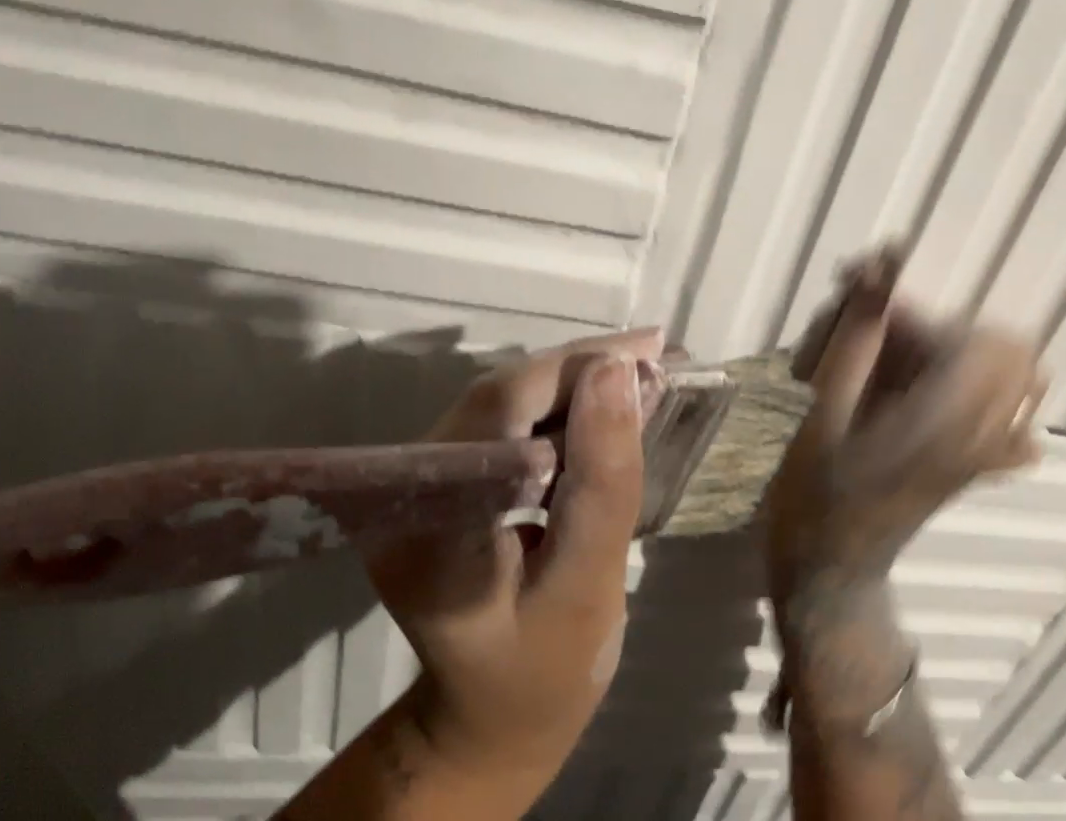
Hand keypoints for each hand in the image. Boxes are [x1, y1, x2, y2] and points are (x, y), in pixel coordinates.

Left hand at [359, 328, 662, 784]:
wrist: (496, 715)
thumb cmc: (546, 670)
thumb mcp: (587, 586)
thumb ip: (602, 483)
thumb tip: (617, 371)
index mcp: (427, 523)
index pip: (497, 414)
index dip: (571, 371)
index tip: (648, 352)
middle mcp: (408, 490)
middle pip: (497, 398)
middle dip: (580, 369)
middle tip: (658, 350)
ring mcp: (423, 482)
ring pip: (505, 403)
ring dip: (575, 382)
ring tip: (645, 368)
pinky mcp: (447, 480)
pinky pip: (507, 425)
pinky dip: (562, 410)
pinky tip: (608, 403)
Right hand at [763, 258, 1044, 587]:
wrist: (833, 570)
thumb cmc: (814, 494)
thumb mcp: (822, 414)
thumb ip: (856, 340)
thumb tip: (877, 269)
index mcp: (945, 422)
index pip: (968, 337)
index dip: (915, 311)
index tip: (864, 308)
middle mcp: (985, 435)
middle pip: (1007, 348)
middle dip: (944, 328)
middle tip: (885, 340)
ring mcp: (992, 454)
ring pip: (1019, 375)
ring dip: (966, 351)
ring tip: (909, 362)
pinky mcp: (984, 464)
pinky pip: (1017, 412)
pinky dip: (986, 387)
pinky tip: (938, 394)